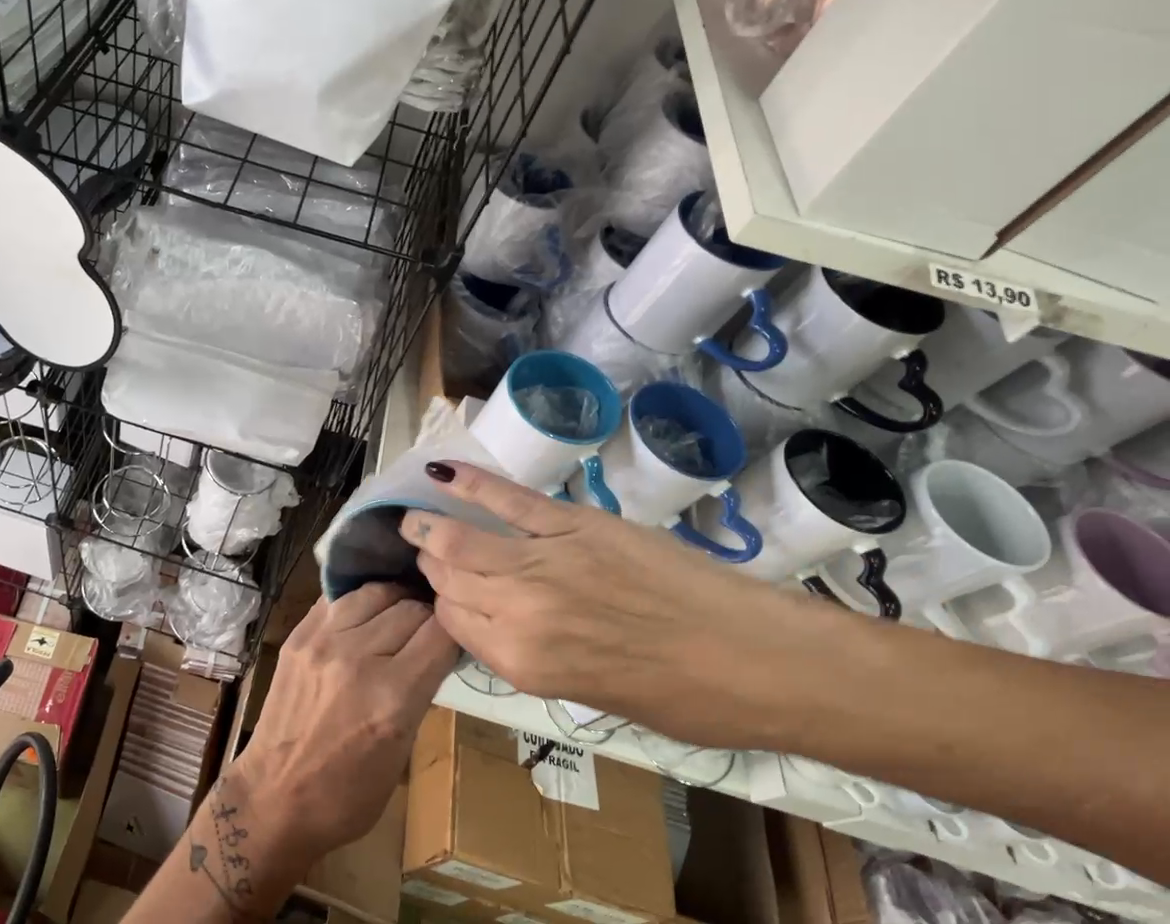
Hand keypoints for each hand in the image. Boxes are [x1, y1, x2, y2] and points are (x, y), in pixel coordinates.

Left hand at [227, 583, 459, 857]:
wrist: (275, 797)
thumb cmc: (348, 794)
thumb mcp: (402, 750)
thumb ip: (419, 693)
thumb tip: (431, 653)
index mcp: (393, 696)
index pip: (440, 634)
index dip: (455, 632)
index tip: (458, 637)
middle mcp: (358, 658)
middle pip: (410, 607)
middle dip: (428, 615)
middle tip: (431, 627)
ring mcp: (322, 642)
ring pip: (374, 592)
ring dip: (394, 599)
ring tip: (400, 611)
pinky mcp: (297, 637)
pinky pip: (336, 600)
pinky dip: (358, 602)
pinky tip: (366, 612)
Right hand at [402, 461, 860, 750]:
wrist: (761, 661)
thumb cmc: (685, 700)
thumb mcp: (591, 695)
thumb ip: (533, 656)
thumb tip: (502, 621)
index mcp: (523, 664)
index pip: (453, 622)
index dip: (445, 605)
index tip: (449, 594)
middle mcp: (519, 612)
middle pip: (449, 578)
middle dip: (430, 564)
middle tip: (425, 550)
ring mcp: (543, 562)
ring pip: (461, 538)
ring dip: (429, 525)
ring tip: (413, 516)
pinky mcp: (574, 524)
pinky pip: (508, 500)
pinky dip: (469, 484)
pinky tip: (441, 473)